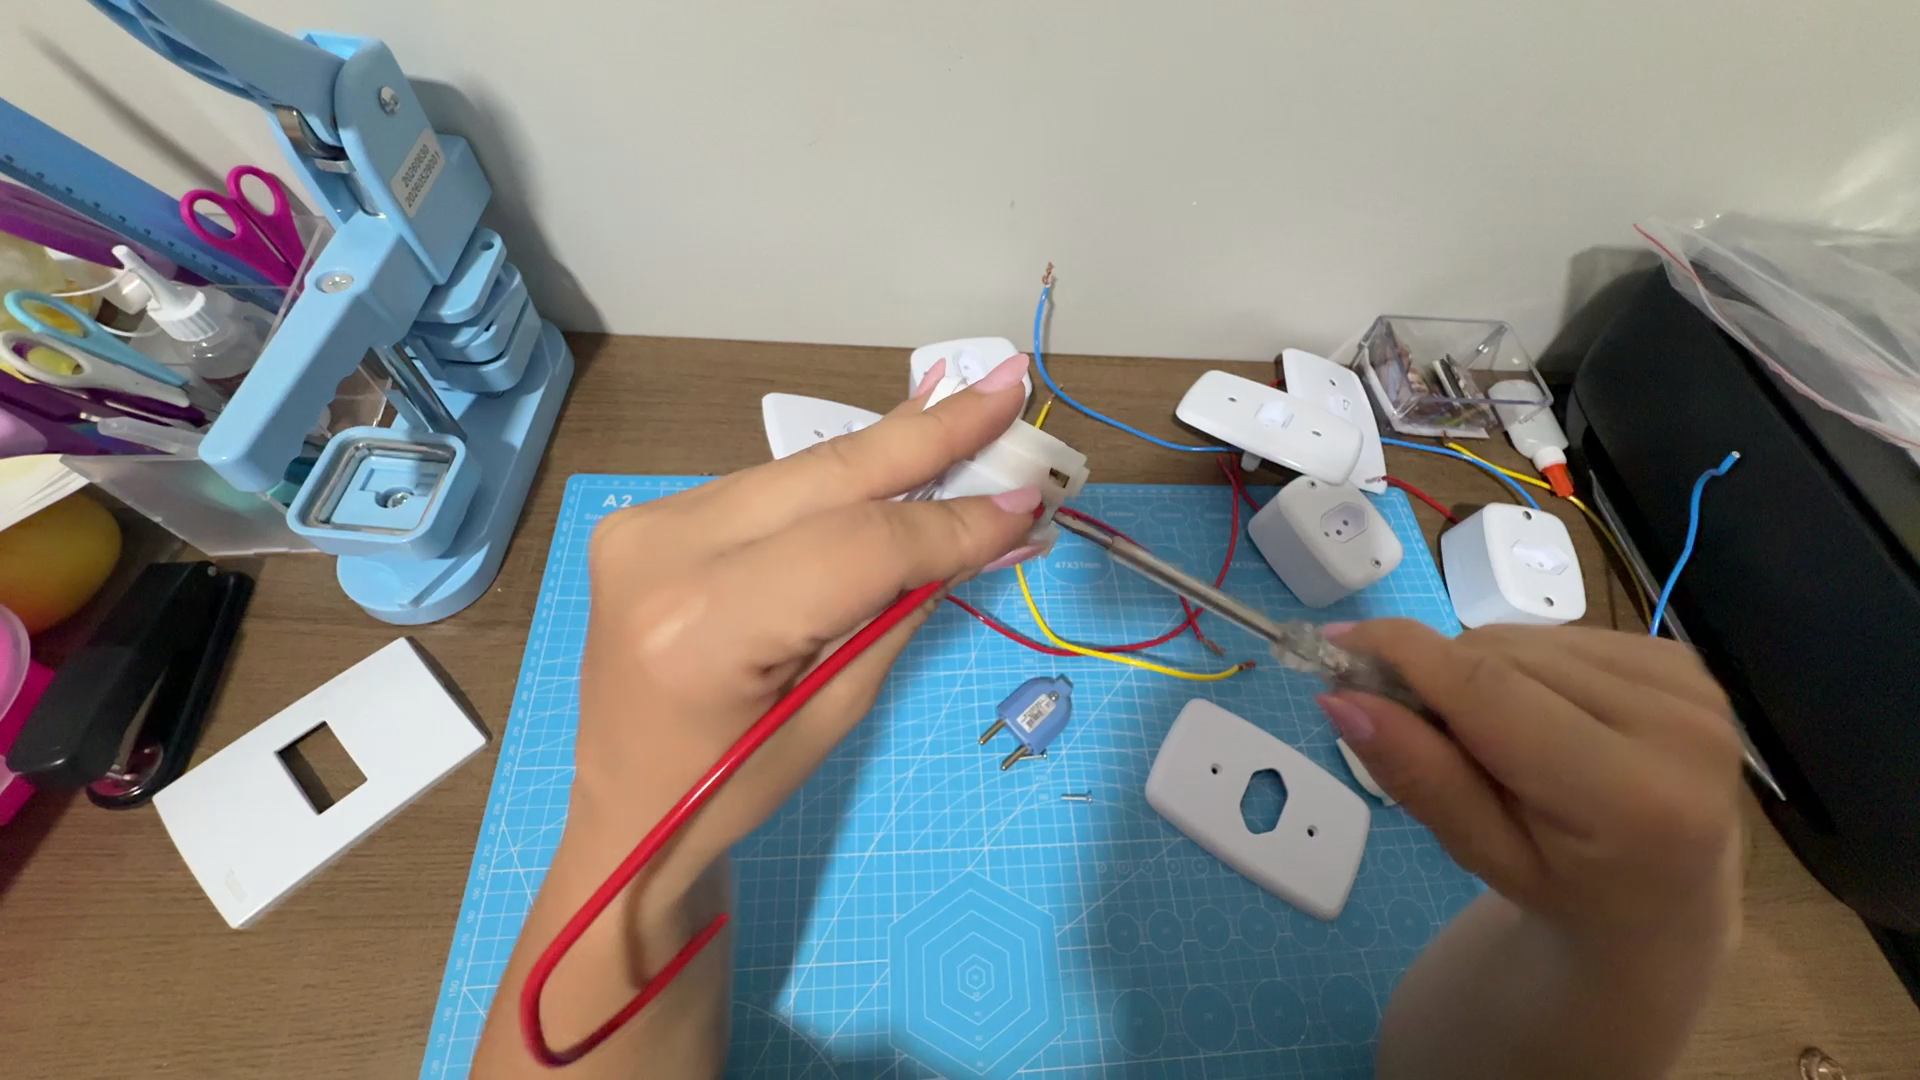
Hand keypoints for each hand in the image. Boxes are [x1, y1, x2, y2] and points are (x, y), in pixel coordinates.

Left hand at [571, 353, 1040, 896]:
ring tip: (968, 410)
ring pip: (804, 469)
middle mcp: (665, 550)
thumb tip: (991, 529)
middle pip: (829, 475)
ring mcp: (648, 522)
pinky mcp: (650, 515)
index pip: (860, 546)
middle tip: (1009, 386)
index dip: (953, 521)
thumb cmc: (733, 786)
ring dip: (893, 446)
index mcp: (705, 626)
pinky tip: (896, 447)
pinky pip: (774, 486)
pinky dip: (842, 474)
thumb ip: (907, 603)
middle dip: (932, 431)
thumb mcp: (835, 707)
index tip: (1030, 501)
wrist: (624, 803)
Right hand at [1319, 621, 1745, 942]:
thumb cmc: (1563, 887)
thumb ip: (1416, 774)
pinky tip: (1528, 708)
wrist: (1665, 900)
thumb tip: (1341, 699)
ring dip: (1471, 668)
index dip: (1400, 652)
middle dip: (1431, 672)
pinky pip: (1549, 636)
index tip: (1333, 640)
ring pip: (1517, 639)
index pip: (1487, 689)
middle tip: (1406, 717)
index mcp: (1631, 797)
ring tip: (1480, 727)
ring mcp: (1690, 688)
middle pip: (1495, 657)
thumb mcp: (1476, 851)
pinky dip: (1512, 663)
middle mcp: (1678, 727)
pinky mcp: (1681, 662)